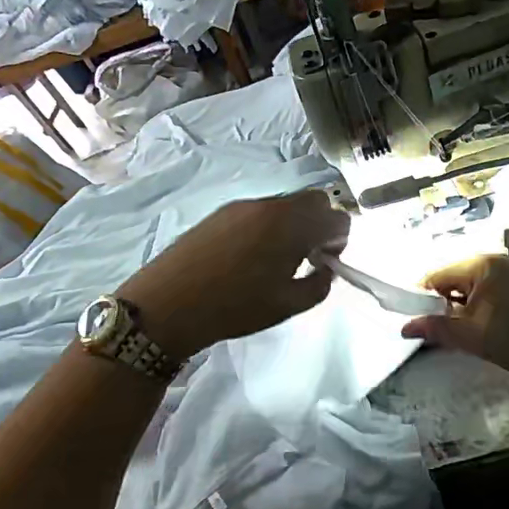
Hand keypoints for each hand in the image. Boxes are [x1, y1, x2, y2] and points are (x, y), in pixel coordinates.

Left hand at [115, 188, 348, 356]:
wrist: (168, 304)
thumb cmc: (234, 307)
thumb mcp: (288, 305)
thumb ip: (319, 285)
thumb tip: (325, 268)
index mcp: (291, 224)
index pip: (336, 216)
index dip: (340, 238)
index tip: (329, 261)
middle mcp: (269, 205)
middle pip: (313, 200)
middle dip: (321, 224)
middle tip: (310, 256)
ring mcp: (242, 205)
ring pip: (286, 205)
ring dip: (295, 224)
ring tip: (279, 259)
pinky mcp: (221, 213)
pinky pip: (260, 210)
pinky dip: (271, 225)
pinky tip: (253, 255)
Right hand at [401, 256, 508, 393]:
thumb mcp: (471, 336)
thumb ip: (436, 329)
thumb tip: (405, 327)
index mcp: (481, 265)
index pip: (437, 275)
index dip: (421, 298)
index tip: (413, 322)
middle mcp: (494, 263)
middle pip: (453, 281)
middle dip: (441, 306)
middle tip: (437, 333)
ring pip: (469, 290)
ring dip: (460, 312)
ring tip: (460, 336)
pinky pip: (485, 295)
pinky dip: (476, 311)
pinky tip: (480, 332)